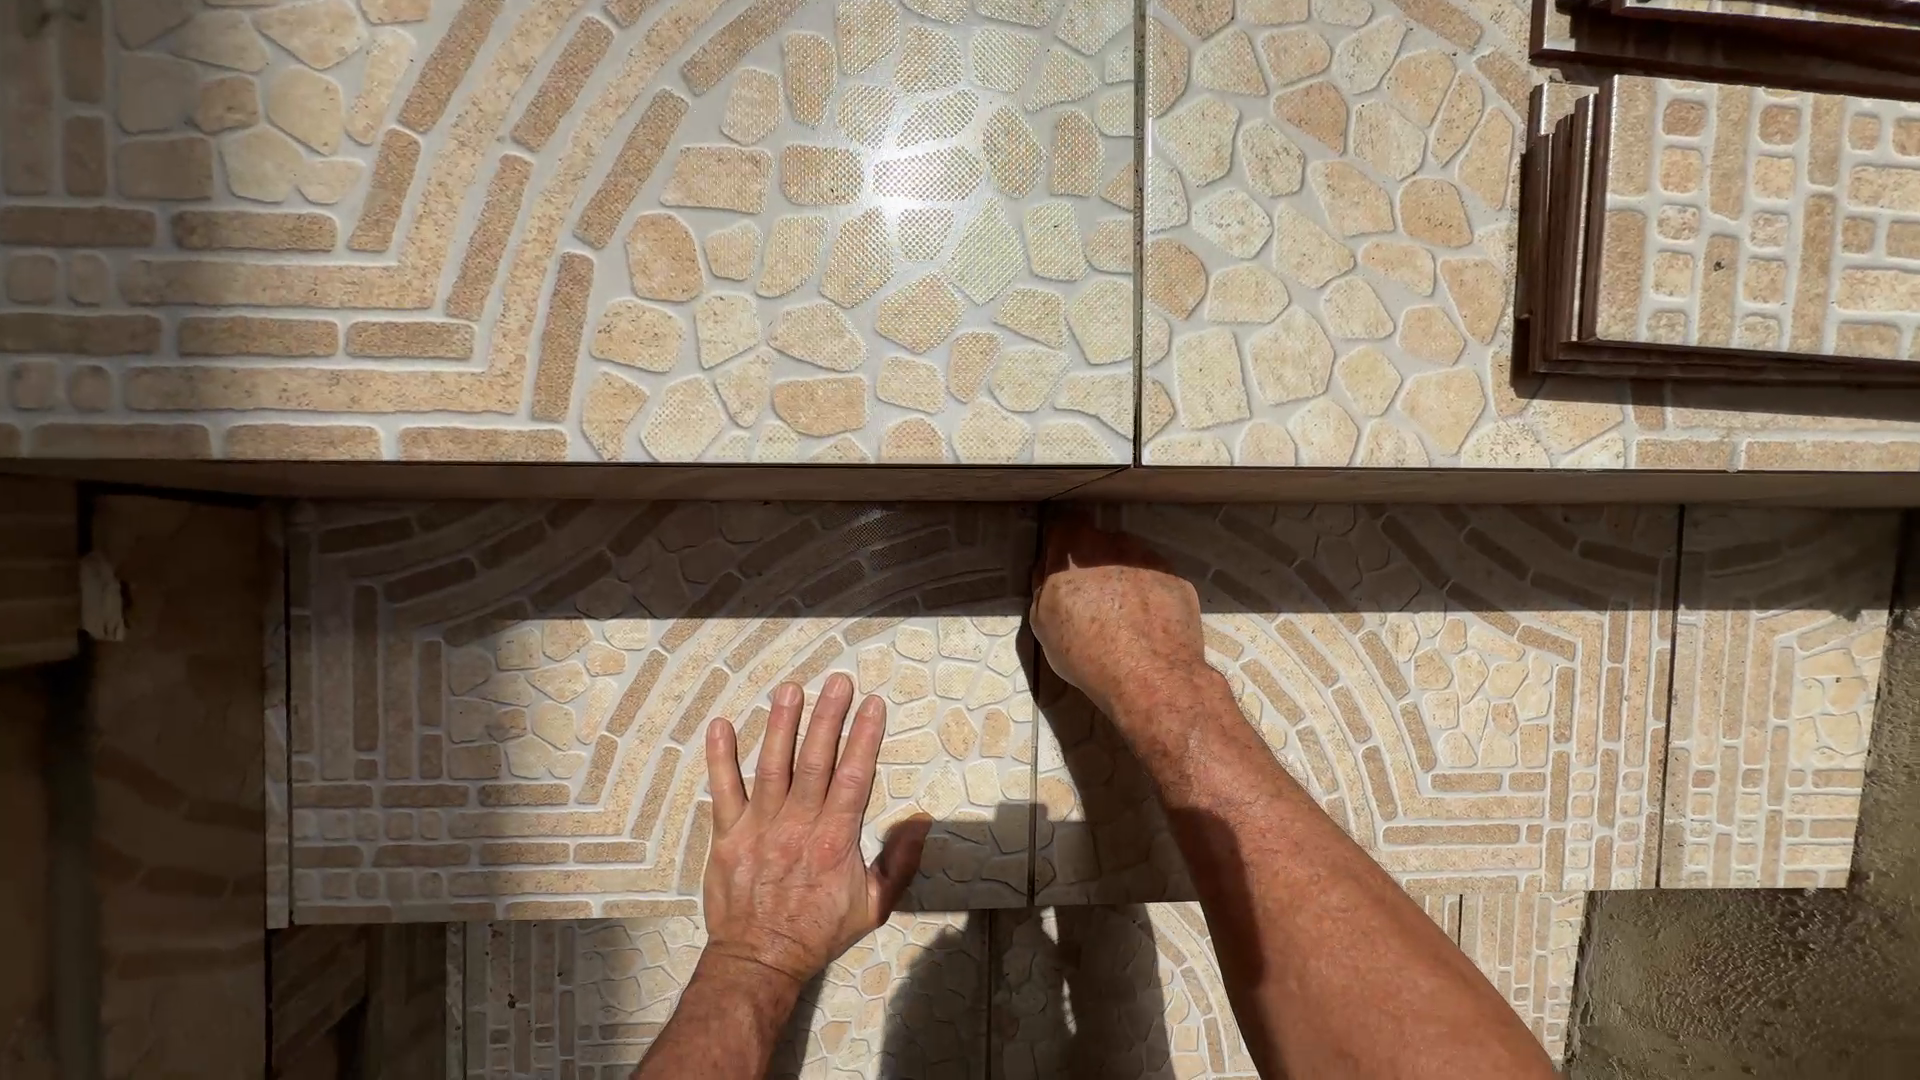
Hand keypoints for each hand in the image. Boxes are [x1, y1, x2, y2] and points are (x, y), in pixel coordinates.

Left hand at [701, 673, 930, 987]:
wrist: (759, 963)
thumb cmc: (819, 931)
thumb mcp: (874, 907)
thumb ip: (900, 863)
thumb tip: (922, 819)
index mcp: (835, 840)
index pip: (854, 777)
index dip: (864, 737)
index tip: (873, 704)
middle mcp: (797, 826)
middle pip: (815, 761)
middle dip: (828, 717)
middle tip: (838, 681)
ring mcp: (759, 828)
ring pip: (772, 766)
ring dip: (781, 725)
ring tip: (791, 689)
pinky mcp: (727, 835)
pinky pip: (723, 790)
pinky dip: (720, 758)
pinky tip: (721, 725)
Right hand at [1030, 514, 1212, 723]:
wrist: (1149, 677)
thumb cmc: (1086, 653)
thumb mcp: (1043, 624)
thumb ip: (1043, 587)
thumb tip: (1048, 570)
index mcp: (1074, 553)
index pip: (1064, 524)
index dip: (1062, 542)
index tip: (1062, 563)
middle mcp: (1113, 546)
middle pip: (1099, 543)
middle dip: (1094, 563)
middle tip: (1092, 600)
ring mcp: (1149, 560)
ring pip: (1131, 559)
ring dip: (1123, 576)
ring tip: (1124, 616)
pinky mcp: (1177, 579)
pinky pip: (1156, 579)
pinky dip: (1150, 594)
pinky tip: (1148, 624)